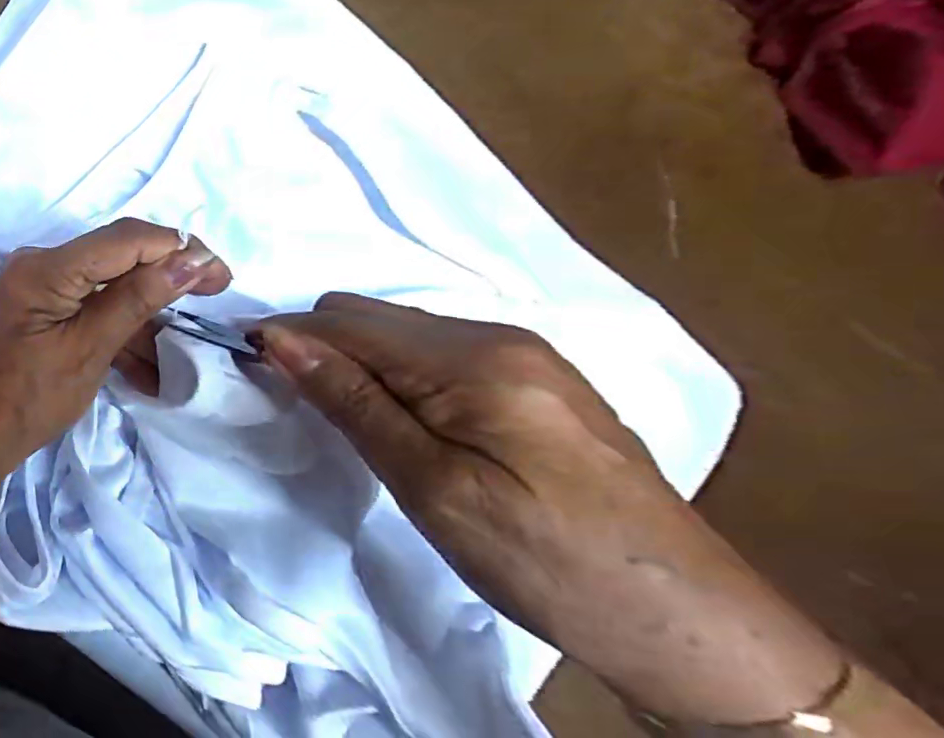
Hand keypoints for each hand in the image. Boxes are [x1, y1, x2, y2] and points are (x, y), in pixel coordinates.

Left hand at [0, 218, 230, 484]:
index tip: (218, 272)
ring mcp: (42, 280)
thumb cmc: (29, 399)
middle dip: (168, 272)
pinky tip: (149, 363)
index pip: (124, 239)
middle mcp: (41, 261)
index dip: (176, 247)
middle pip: (120, 253)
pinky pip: (93, 300)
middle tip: (215, 289)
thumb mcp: (90, 351)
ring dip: (147, 309)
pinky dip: (122, 324)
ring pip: (111, 280)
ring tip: (180, 345)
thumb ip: (138, 300)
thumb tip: (191, 259)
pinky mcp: (45, 301)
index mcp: (46, 268)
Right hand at [258, 294, 844, 725]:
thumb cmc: (549, 564)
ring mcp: (524, 353)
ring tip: (348, 419)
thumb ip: (355, 403)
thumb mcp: (434, 489)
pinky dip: (399, 374)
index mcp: (474, 358)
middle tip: (301, 406)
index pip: (348, 322)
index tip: (248, 365)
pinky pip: (437, 352)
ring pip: (402, 332)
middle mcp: (498, 335)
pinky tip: (404, 419)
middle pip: (373, 316)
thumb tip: (281, 339)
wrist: (695, 627)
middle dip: (322, 347)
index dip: (290, 337)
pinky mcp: (536, 378)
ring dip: (360, 361)